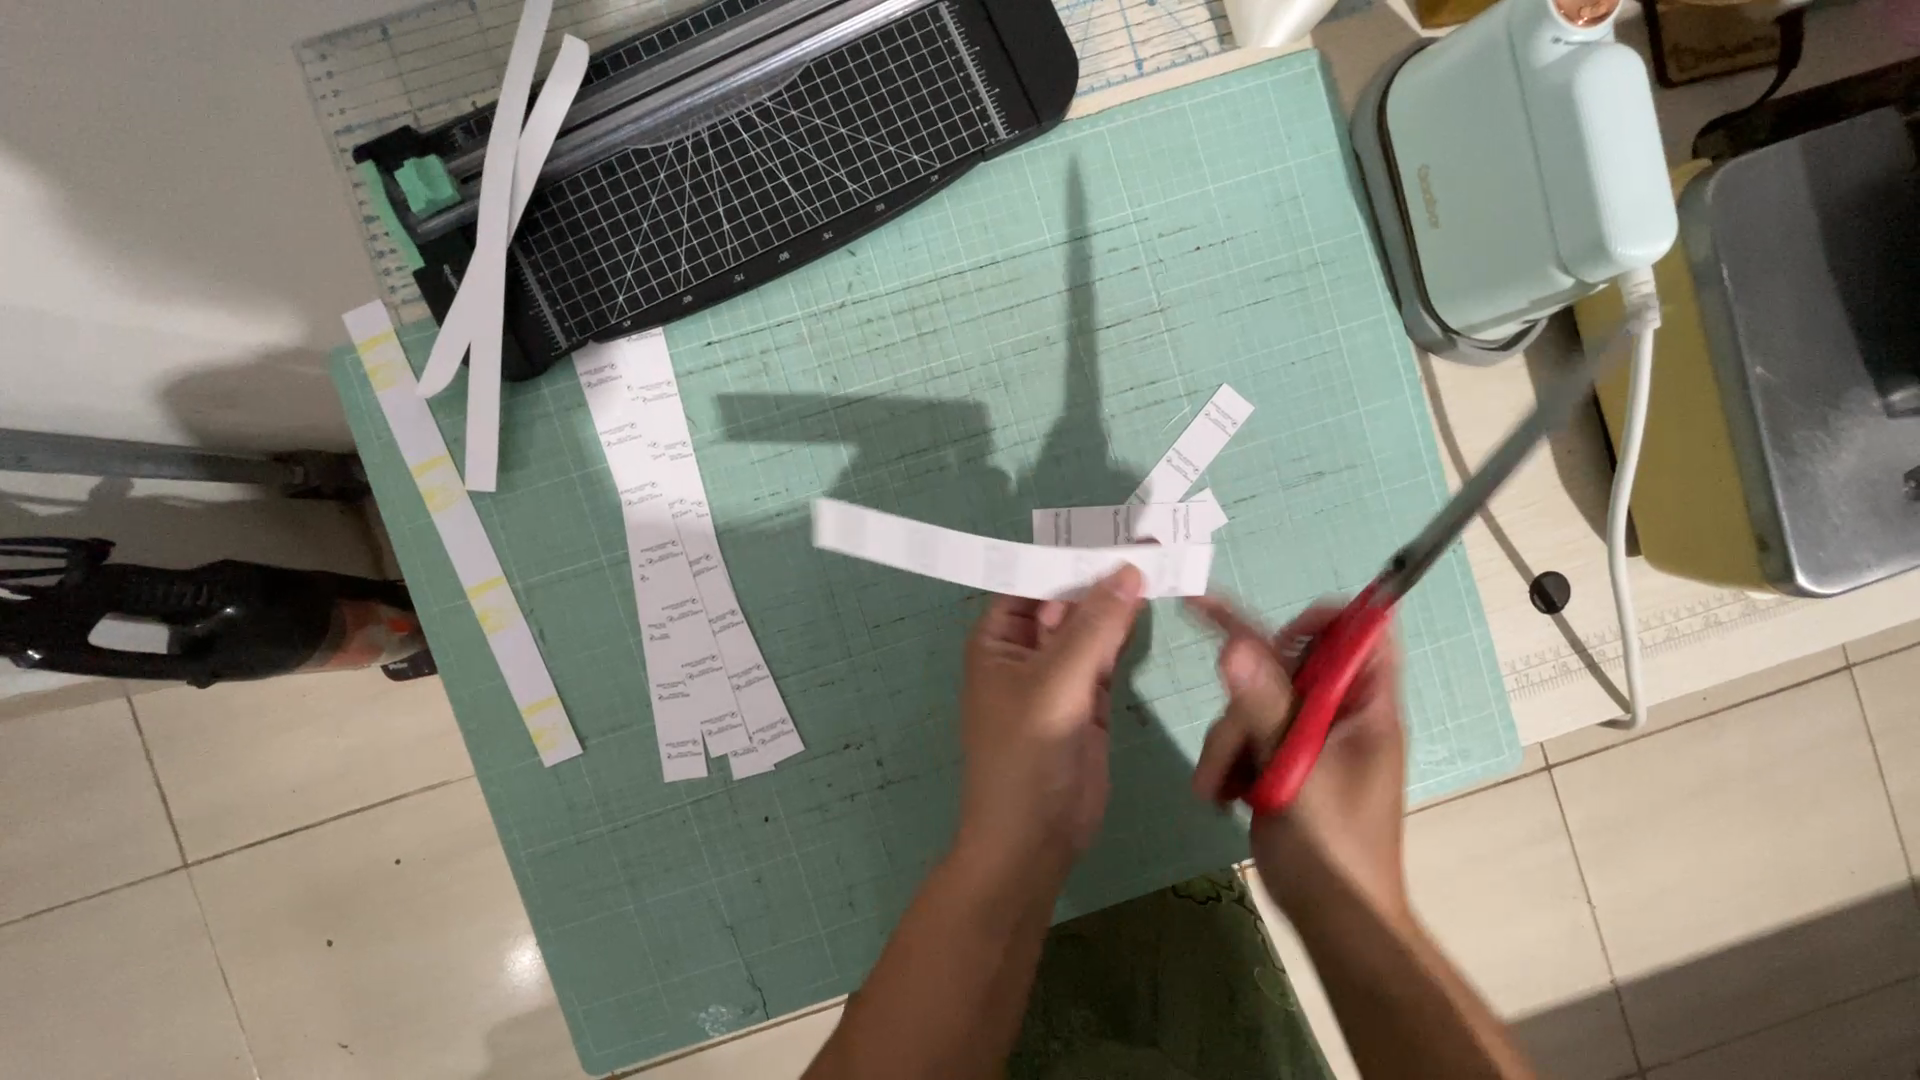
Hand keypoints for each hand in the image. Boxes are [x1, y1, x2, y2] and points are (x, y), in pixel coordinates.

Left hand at [956, 565, 1145, 876]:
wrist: (1034, 839)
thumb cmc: (1025, 756)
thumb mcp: (1054, 685)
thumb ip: (1093, 629)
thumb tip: (1127, 570)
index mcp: (997, 639)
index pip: (1033, 582)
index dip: (1069, 555)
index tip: (1113, 528)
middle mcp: (1026, 649)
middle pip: (1066, 600)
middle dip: (1099, 573)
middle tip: (1147, 536)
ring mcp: (1060, 674)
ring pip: (1091, 625)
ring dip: (1118, 599)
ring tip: (1158, 557)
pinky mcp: (1090, 699)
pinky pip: (1108, 654)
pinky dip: (1126, 631)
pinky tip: (1149, 602)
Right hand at [1187, 596, 1410, 921]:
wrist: (1332, 919)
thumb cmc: (1333, 848)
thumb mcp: (1297, 771)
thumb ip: (1265, 706)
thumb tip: (1235, 643)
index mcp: (1367, 708)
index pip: (1363, 632)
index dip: (1324, 621)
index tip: (1278, 639)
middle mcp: (1337, 713)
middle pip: (1286, 664)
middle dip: (1246, 698)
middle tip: (1233, 739)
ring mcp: (1305, 736)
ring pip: (1252, 701)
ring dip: (1227, 741)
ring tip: (1218, 787)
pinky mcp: (1279, 759)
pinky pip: (1242, 733)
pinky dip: (1227, 759)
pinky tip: (1223, 792)